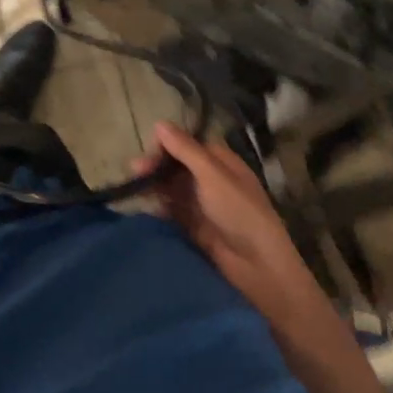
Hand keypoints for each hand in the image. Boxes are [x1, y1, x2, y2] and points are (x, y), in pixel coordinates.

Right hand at [134, 122, 392, 392]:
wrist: (258, 269)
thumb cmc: (240, 214)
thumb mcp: (213, 176)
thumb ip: (185, 150)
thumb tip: (159, 123)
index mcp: (221, 163)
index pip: (187, 144)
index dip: (167, 146)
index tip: (151, 155)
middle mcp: (211, 181)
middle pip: (176, 166)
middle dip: (156, 166)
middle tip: (135, 173)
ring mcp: (202, 206)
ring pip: (170, 188)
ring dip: (154, 186)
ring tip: (135, 190)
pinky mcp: (193, 230)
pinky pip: (170, 213)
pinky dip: (157, 209)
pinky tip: (144, 209)